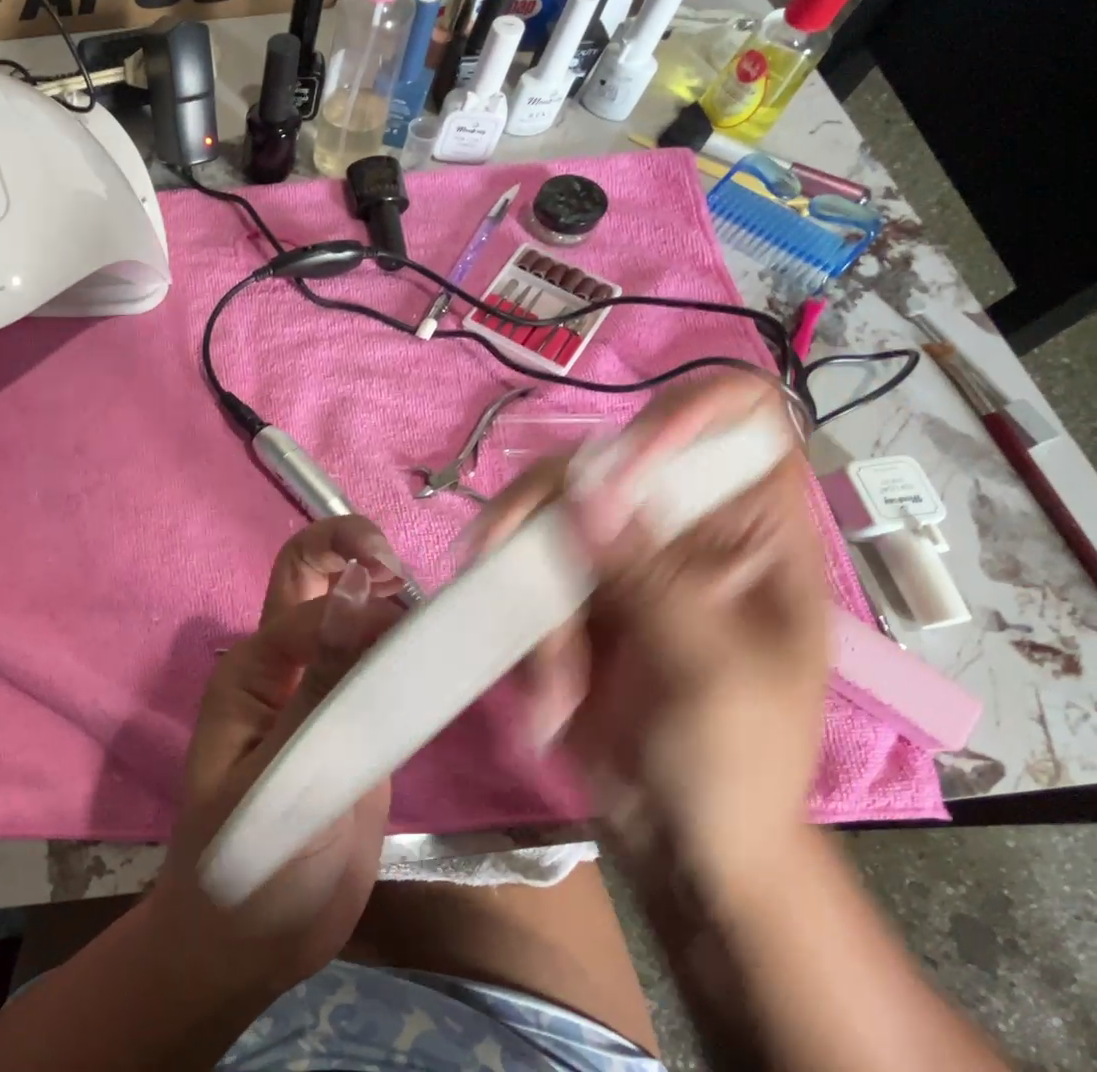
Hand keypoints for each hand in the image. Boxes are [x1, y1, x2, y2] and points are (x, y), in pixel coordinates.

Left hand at [148, 517, 405, 991]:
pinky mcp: (359, 733)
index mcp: (250, 671)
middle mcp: (285, 669)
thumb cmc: (244, 864)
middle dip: (353, 550)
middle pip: (310, 576)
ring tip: (440, 617)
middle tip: (406, 572)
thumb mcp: (282, 778)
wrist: (251, 940)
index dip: (358, 602)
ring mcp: (324, 698)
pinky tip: (450, 657)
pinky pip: (385, 675)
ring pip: (355, 619)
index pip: (306, 603)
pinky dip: (415, 655)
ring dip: (392, 599)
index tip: (408, 627)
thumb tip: (357, 594)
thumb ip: (323, 689)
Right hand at [469, 377, 829, 862]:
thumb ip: (656, 576)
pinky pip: (513, 577)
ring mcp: (612, 566)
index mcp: (755, 534)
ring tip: (551, 680)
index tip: (620, 468)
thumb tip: (588, 482)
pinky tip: (543, 689)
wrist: (681, 837)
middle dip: (543, 519)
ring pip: (538, 521)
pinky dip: (511, 625)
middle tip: (499, 562)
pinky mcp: (562, 602)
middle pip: (598, 464)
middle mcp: (680, 532)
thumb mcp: (714, 671)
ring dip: (523, 595)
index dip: (682, 416)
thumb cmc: (736, 762)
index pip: (738, 423)